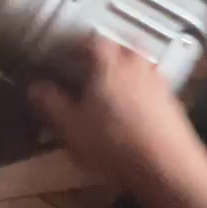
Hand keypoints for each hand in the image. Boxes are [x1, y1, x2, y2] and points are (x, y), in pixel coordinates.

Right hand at [27, 35, 204, 192]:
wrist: (165, 166)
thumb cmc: (110, 142)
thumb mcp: (69, 126)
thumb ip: (50, 102)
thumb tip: (34, 86)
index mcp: (108, 65)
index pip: (92, 41)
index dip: (76, 45)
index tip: (64, 55)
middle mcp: (135, 65)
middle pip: (120, 48)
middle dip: (103, 54)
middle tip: (87, 68)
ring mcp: (157, 82)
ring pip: (137, 64)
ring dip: (122, 70)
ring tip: (107, 88)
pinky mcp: (172, 101)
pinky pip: (149, 84)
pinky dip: (137, 88)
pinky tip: (128, 109)